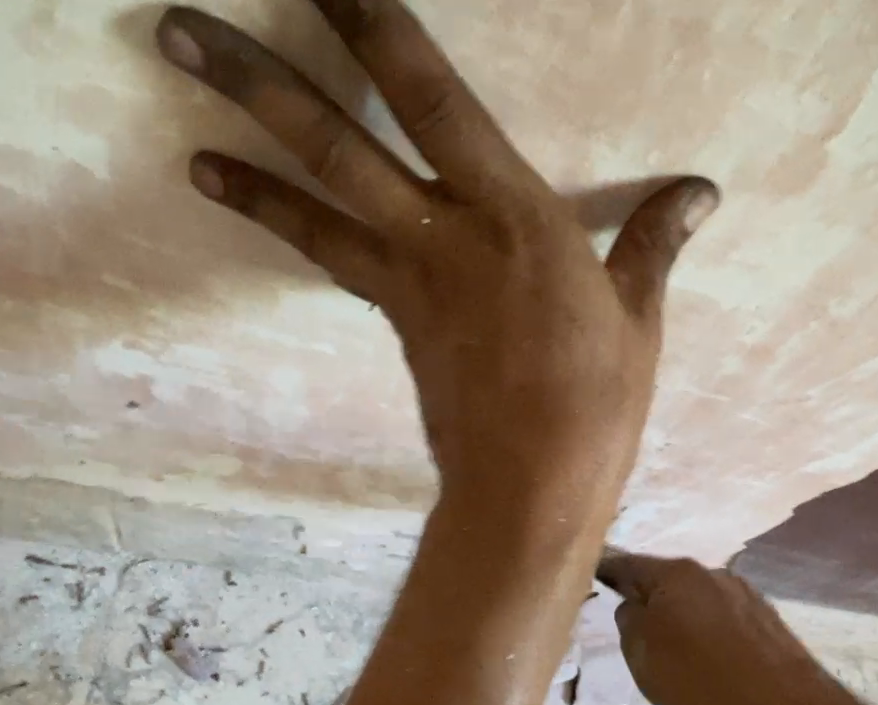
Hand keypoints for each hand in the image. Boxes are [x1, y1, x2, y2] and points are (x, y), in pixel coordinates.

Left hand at [156, 1, 717, 519]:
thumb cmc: (596, 402)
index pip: (434, 101)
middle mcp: (447, 234)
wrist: (532, 485)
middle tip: (176, 30)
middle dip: (259, 81)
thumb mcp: (636, 317)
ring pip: (317, 196)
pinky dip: (276, 212)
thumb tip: (701, 192)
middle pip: (340, 145)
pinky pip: (328, 251)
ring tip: (181, 94)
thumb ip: (656, 242)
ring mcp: (409, 279)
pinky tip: (229, 183)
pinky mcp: (393, 318)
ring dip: (245, 140)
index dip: (377, 32)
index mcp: (517, 216)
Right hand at [597, 550, 836, 704]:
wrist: (780, 702)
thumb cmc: (697, 676)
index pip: (628, 565)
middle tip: (640, 630)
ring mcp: (743, 592)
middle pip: (666, 581)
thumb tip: (634, 605)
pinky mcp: (766, 617)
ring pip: (698, 599)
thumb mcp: (640, 655)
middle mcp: (709, 573)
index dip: (608, 573)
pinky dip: (712, 631)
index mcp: (673, 574)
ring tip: (681, 652)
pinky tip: (714, 659)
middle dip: (651, 599)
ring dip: (684, 616)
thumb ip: (628, 621)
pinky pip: (725, 618)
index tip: (596, 579)